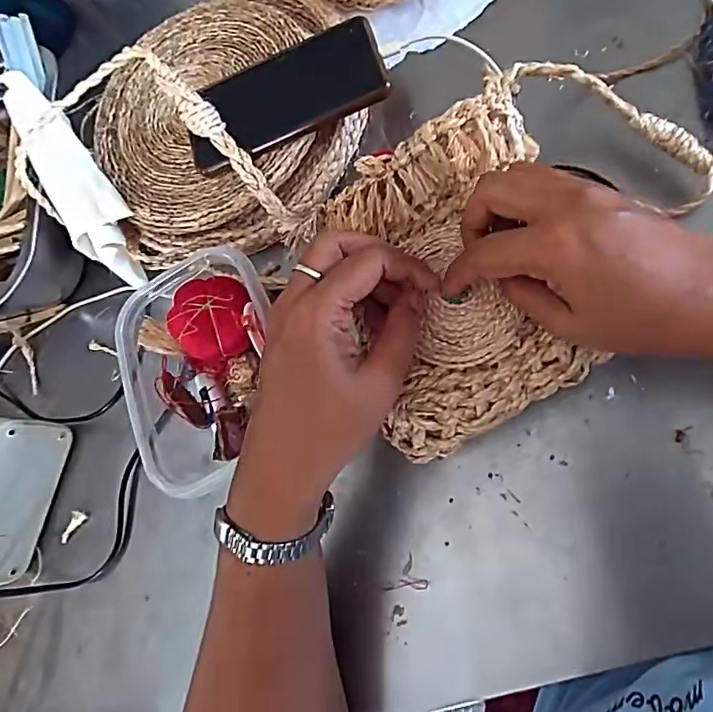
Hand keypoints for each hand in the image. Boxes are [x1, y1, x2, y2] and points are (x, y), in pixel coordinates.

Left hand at [230, 231, 439, 538]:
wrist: (279, 469)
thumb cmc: (331, 432)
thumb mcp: (381, 383)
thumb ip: (404, 330)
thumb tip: (420, 296)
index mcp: (316, 312)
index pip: (368, 258)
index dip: (408, 266)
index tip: (432, 290)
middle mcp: (293, 300)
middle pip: (334, 242)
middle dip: (378, 251)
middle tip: (409, 281)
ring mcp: (283, 312)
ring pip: (323, 262)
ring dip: (362, 270)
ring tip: (398, 307)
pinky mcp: (284, 326)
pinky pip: (316, 287)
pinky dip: (346, 289)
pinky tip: (373, 320)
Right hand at [441, 163, 712, 356]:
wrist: (710, 291)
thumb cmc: (645, 320)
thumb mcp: (574, 326)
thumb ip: (526, 298)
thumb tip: (503, 278)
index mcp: (553, 245)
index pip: (485, 250)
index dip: (460, 270)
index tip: (453, 286)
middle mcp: (562, 204)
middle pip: (492, 186)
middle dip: (471, 218)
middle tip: (480, 250)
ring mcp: (584, 189)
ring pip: (518, 172)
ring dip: (498, 200)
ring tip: (507, 237)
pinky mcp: (601, 187)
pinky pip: (546, 177)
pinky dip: (526, 195)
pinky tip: (538, 229)